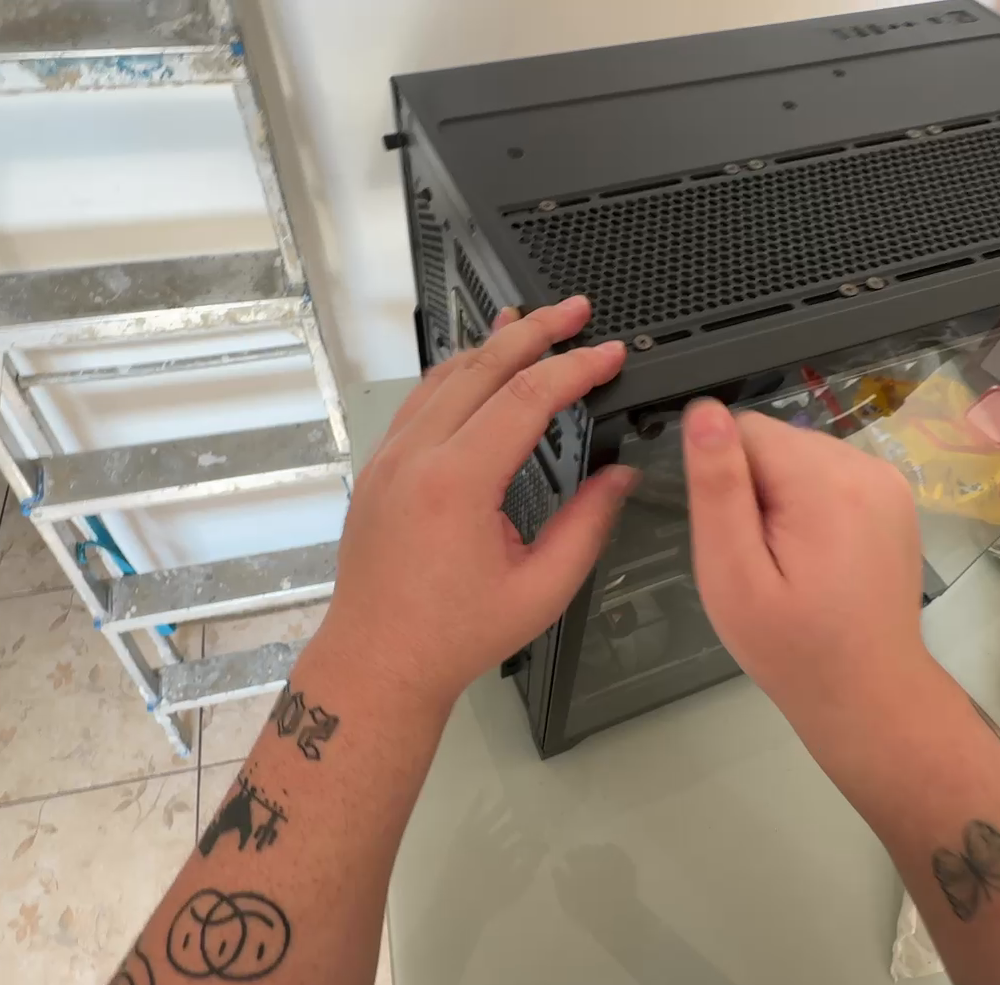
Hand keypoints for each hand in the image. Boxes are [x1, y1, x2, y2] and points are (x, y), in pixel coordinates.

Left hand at [306, 296, 636, 715]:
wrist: (378, 661)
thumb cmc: (451, 636)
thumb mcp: (540, 590)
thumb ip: (588, 526)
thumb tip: (621, 477)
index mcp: (456, 484)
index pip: (525, 398)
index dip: (575, 368)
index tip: (609, 353)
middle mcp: (414, 458)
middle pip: (480, 367)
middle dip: (535, 331)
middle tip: (574, 309)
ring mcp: (388, 460)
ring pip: (442, 376)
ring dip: (490, 344)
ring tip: (527, 320)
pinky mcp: (378, 469)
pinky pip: (418, 401)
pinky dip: (453, 373)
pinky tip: (473, 368)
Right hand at [681, 399, 940, 756]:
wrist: (866, 691)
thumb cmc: (790, 644)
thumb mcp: (733, 573)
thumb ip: (718, 489)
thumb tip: (703, 412)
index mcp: (824, 481)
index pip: (744, 429)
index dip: (723, 478)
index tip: (732, 535)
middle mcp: (865, 465)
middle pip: (775, 440)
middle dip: (753, 487)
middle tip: (756, 556)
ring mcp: (887, 480)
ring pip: (800, 455)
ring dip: (781, 495)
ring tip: (786, 559)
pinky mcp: (894, 497)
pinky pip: (829, 474)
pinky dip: (810, 502)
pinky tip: (813, 554)